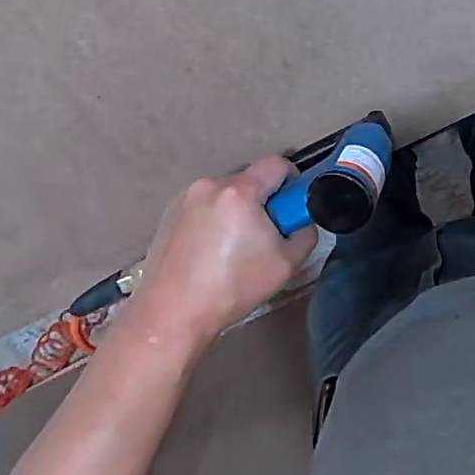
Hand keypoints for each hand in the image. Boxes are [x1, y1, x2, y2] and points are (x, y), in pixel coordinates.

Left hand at [123, 156, 316, 351]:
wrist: (173, 311)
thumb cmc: (232, 288)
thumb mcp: (286, 265)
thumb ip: (304, 234)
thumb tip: (301, 221)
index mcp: (240, 191)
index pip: (277, 163)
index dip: (292, 182)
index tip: (290, 208)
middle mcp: (211, 184)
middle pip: (250, 179)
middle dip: (262, 201)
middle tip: (263, 236)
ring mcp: (187, 196)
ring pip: (226, 193)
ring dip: (237, 210)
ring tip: (233, 249)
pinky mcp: (170, 211)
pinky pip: (204, 204)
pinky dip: (214, 218)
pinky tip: (209, 252)